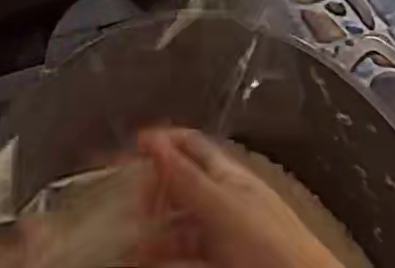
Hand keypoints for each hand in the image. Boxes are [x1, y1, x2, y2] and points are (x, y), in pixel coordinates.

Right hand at [139, 128, 344, 267]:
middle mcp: (223, 198)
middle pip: (180, 183)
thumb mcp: (222, 208)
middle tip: (126, 204)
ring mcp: (223, 233)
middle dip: (151, 190)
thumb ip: (186, 177)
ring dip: (153, 230)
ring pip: (179, 223)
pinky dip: (163, 256)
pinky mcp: (220, 262)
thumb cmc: (267, 245)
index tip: (133, 145)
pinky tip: (144, 261)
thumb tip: (152, 139)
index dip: (162, 141)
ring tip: (128, 246)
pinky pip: (185, 253)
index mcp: (227, 174)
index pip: (189, 145)